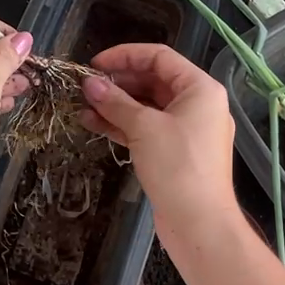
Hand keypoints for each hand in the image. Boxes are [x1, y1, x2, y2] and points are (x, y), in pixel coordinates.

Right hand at [79, 43, 236, 229]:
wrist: (201, 229)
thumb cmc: (178, 167)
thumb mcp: (143, 128)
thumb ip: (114, 102)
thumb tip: (89, 83)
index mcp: (200, 88)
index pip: (159, 56)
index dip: (124, 56)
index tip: (95, 64)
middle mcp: (197, 104)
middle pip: (152, 80)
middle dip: (117, 82)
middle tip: (86, 86)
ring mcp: (187, 130)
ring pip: (147, 106)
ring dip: (115, 104)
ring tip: (83, 105)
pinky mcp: (175, 152)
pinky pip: (146, 128)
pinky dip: (122, 124)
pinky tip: (93, 123)